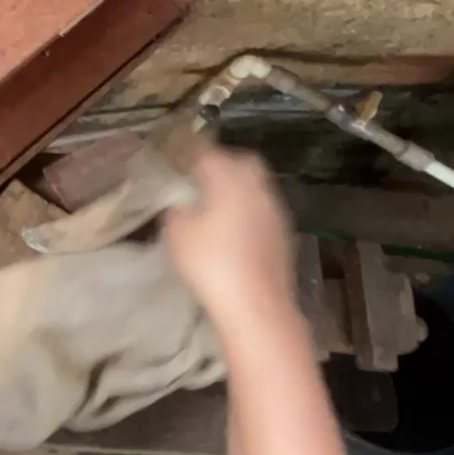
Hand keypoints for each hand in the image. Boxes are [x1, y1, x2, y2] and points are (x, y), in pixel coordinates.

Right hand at [160, 147, 297, 342]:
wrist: (256, 304)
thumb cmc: (210, 263)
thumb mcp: (177, 233)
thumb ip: (175, 209)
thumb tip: (179, 202)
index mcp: (229, 182)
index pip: (207, 154)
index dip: (187, 150)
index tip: (171, 152)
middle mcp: (257, 190)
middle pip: (243, 161)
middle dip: (221, 160)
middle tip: (196, 171)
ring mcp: (274, 212)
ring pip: (255, 184)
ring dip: (234, 184)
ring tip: (210, 197)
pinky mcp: (282, 233)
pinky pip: (260, 206)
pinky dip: (244, 205)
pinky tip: (228, 223)